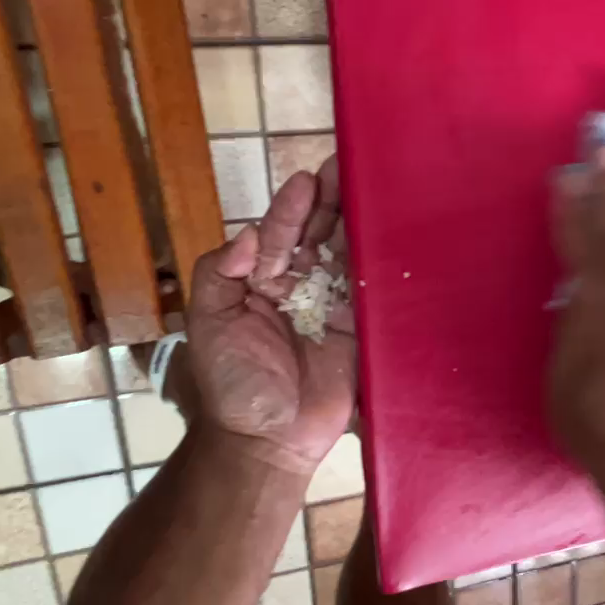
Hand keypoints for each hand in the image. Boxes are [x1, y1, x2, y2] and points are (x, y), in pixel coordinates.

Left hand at [178, 157, 354, 472]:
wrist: (266, 439)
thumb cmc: (232, 382)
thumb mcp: (209, 324)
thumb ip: (220, 275)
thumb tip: (251, 234)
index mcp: (261, 281)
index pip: (280, 235)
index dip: (292, 207)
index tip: (308, 179)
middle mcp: (298, 285)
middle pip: (318, 235)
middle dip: (332, 200)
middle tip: (350, 165)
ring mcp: (331, 305)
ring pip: (347, 254)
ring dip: (359, 222)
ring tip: (377, 187)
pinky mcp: (359, 327)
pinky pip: (370, 290)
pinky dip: (381, 263)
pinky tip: (395, 236)